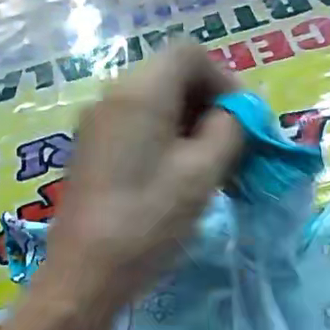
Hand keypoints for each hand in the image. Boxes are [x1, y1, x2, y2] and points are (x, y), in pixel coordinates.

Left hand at [1, 45, 242, 329]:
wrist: (84, 274)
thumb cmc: (148, 221)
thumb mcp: (202, 173)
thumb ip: (230, 130)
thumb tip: (235, 114)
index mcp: (140, 91)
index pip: (191, 55)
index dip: (227, 81)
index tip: (245, 123)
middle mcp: (112, 96)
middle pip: (172, 79)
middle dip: (211, 107)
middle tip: (235, 151)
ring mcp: (96, 126)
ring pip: (155, 108)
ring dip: (191, 129)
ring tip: (213, 172)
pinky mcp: (90, 155)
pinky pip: (136, 131)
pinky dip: (166, 144)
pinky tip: (179, 183)